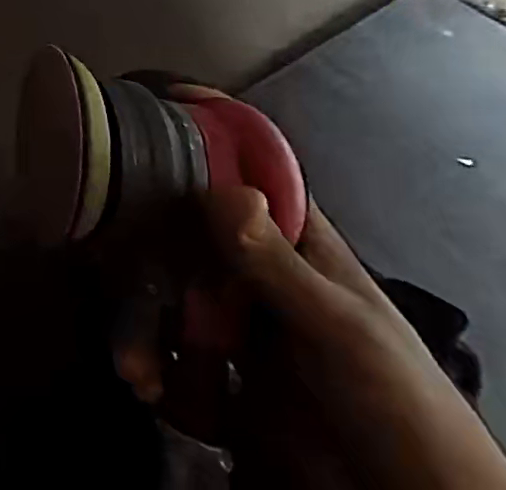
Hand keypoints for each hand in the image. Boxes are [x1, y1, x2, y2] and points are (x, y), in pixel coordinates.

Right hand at [119, 89, 505, 489]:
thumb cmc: (398, 402)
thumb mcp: (340, 330)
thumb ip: (278, 264)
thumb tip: (219, 189)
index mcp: (292, 239)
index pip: (248, 167)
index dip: (209, 129)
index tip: (158, 102)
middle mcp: (254, 267)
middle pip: (183, 229)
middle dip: (144, 253)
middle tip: (107, 266)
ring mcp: (235, 319)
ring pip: (166, 294)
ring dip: (142, 330)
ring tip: (137, 371)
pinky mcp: (222, 372)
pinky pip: (171, 354)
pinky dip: (159, 373)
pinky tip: (156, 392)